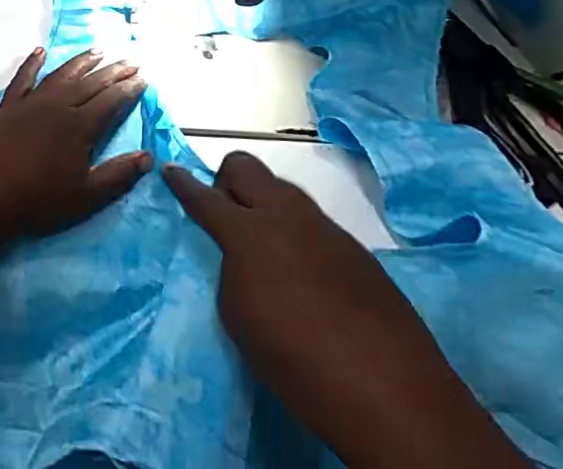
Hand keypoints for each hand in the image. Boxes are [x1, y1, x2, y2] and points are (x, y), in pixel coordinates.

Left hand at [0, 48, 150, 247]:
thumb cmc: (37, 201)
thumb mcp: (85, 197)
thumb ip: (118, 175)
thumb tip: (148, 156)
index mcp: (79, 127)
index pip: (110, 101)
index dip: (128, 89)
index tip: (143, 79)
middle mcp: (56, 106)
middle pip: (90, 83)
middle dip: (112, 71)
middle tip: (130, 61)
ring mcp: (30, 103)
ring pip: (61, 75)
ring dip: (81, 62)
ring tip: (98, 51)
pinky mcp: (7, 106)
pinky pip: (23, 78)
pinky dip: (32, 63)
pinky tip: (40, 51)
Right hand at [164, 153, 527, 468]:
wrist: (393, 396)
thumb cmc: (295, 361)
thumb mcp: (238, 315)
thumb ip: (230, 268)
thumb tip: (238, 251)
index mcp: (248, 232)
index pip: (203, 195)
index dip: (181, 182)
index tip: (169, 170)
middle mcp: (286, 216)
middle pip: (246, 167)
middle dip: (226, 180)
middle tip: (225, 214)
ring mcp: (326, 229)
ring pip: (283, 190)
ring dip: (265, 204)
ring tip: (266, 247)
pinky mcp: (358, 250)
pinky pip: (313, 223)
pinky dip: (297, 233)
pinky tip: (306, 275)